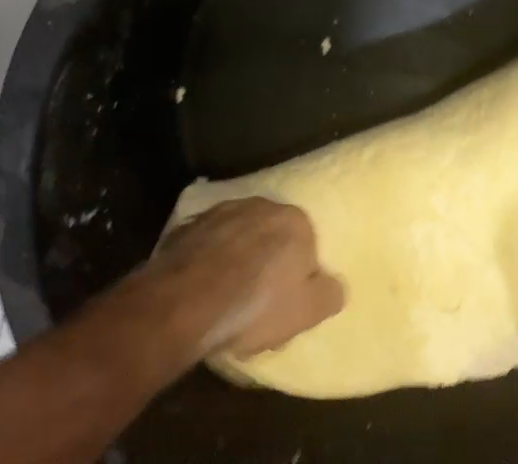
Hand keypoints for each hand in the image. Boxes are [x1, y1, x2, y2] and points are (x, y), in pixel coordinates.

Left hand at [152, 198, 344, 358]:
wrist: (184, 303)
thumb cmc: (255, 306)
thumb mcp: (309, 311)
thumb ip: (330, 294)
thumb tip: (332, 285)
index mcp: (294, 220)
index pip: (306, 249)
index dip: (297, 281)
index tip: (284, 306)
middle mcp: (258, 205)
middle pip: (271, 240)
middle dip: (267, 266)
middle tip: (256, 306)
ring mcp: (218, 213)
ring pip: (237, 240)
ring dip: (236, 262)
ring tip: (225, 301)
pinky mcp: (186, 227)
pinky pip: (206, 246)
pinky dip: (207, 263)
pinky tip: (201, 291)